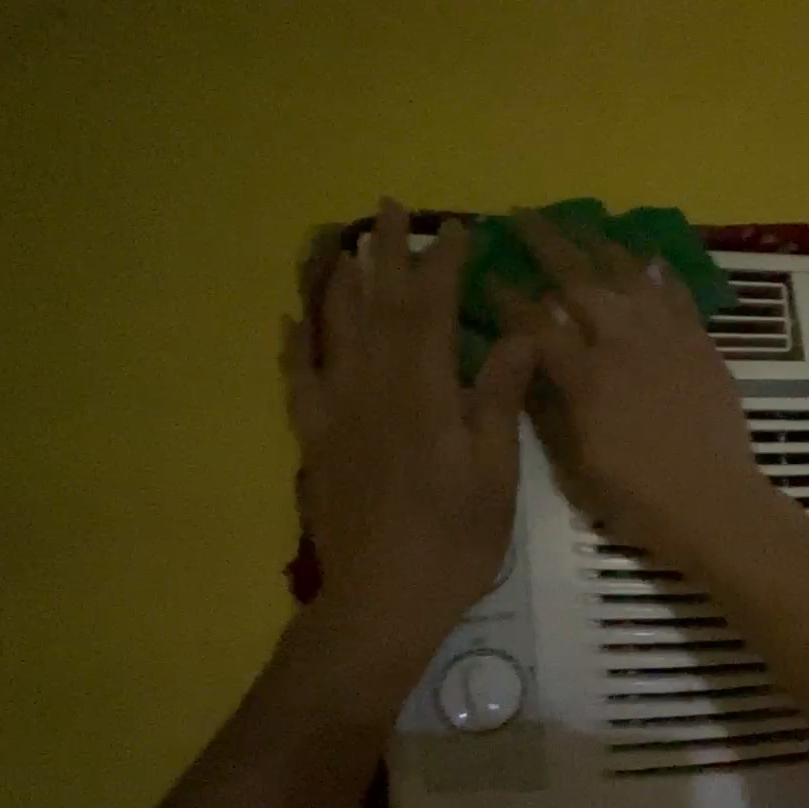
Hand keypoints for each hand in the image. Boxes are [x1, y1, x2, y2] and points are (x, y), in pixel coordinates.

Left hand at [283, 199, 535, 637]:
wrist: (384, 598)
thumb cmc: (455, 538)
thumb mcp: (495, 473)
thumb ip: (498, 400)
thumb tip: (517, 337)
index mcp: (422, 392)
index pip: (431, 310)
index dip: (443, 265)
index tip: (457, 229)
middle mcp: (371, 387)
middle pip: (376, 305)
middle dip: (387, 254)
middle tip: (391, 208)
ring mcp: (336, 413)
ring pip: (331, 331)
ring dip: (337, 282)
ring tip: (341, 244)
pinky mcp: (315, 441)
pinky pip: (297, 380)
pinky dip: (294, 345)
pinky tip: (291, 324)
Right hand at [496, 211, 769, 554]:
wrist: (713, 503)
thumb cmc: (638, 499)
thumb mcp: (576, 464)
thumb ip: (551, 409)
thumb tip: (530, 366)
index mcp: (585, 377)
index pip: (534, 322)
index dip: (505, 296)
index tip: (484, 272)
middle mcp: (623, 343)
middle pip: (579, 279)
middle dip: (546, 242)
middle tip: (522, 216)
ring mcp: (668, 339)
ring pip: (631, 275)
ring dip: (601, 245)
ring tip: (582, 224)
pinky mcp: (703, 346)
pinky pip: (679, 296)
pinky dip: (662, 274)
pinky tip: (650, 260)